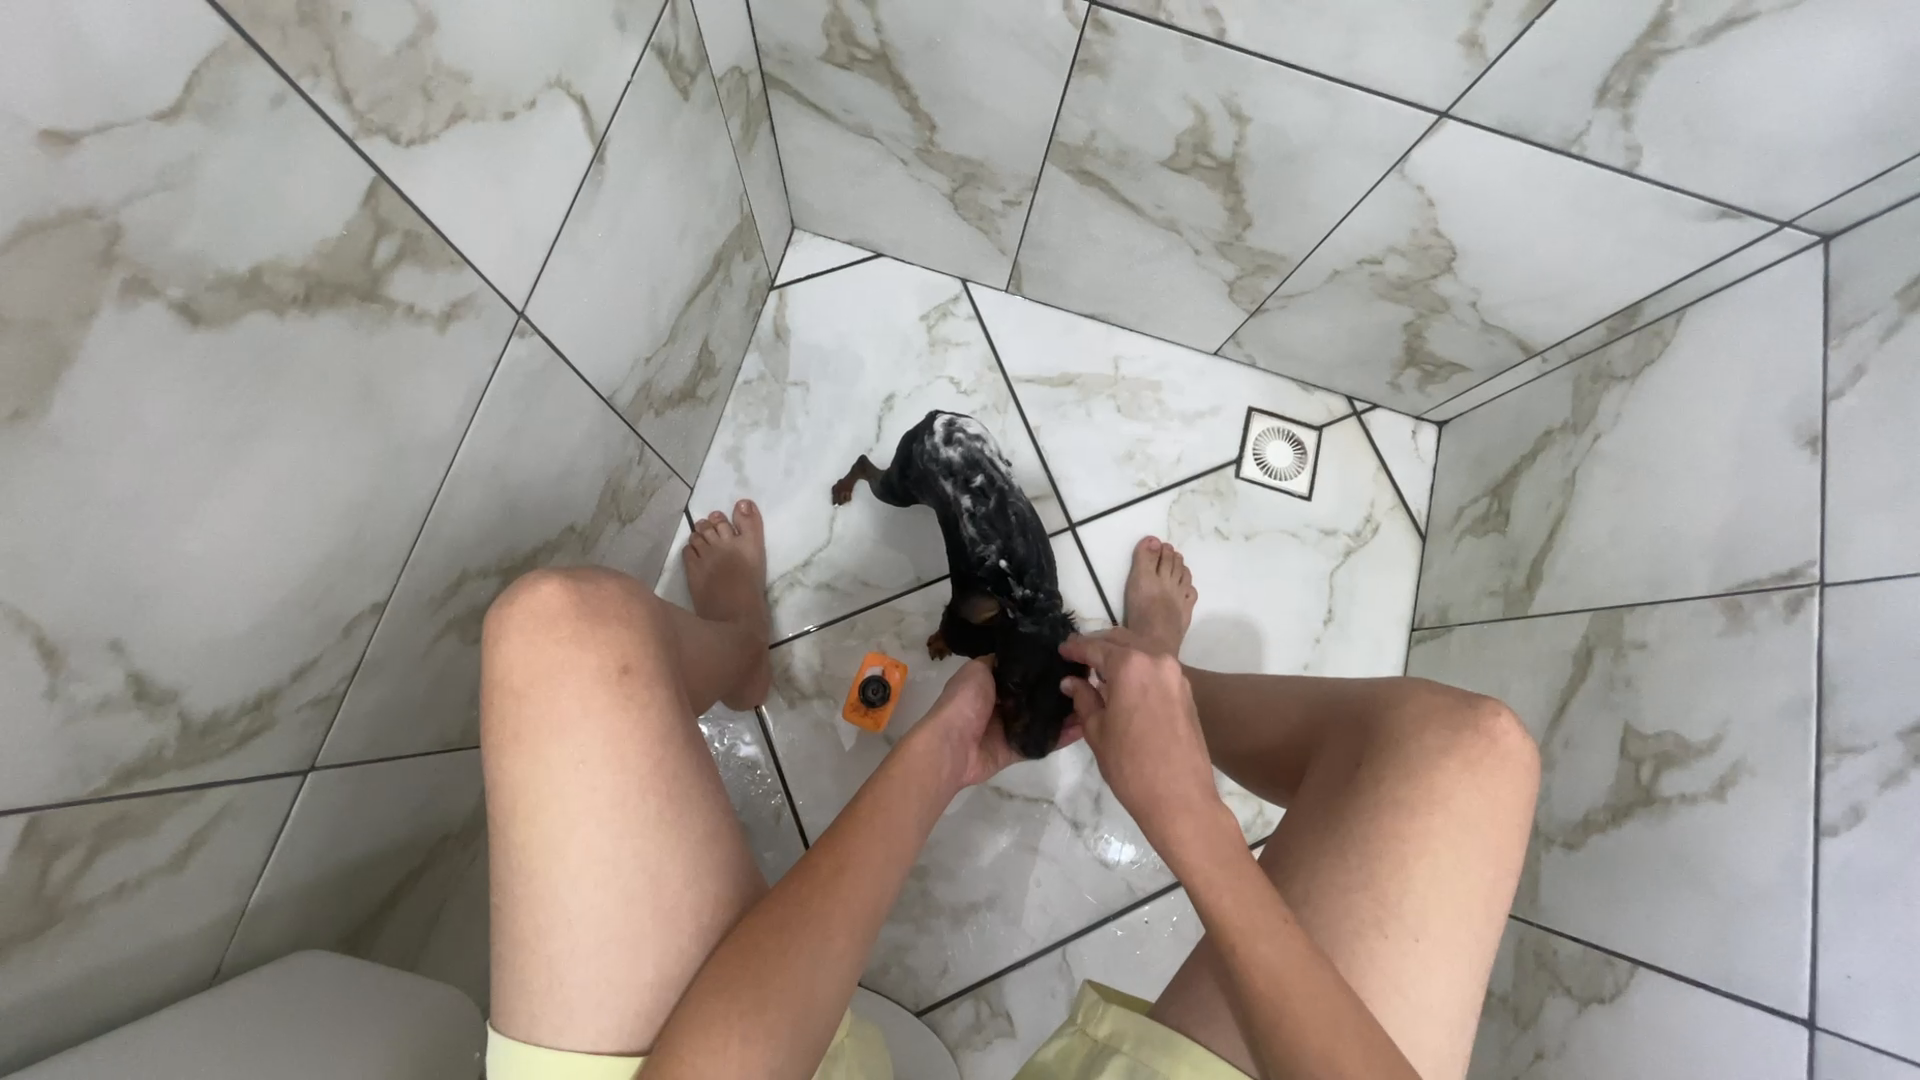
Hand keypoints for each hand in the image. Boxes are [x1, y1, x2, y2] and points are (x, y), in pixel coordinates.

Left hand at [905, 659, 1074, 791]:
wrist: (952, 744)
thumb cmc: (964, 701)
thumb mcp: (979, 668)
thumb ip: (1000, 662)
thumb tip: (1018, 653)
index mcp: (989, 683)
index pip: (1020, 673)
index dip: (1040, 667)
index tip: (1067, 659)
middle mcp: (1000, 705)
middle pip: (1033, 696)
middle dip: (1056, 690)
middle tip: (1086, 681)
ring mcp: (1008, 729)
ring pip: (1041, 720)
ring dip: (1064, 714)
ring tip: (1091, 702)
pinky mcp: (1016, 751)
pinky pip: (1042, 743)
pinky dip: (1061, 737)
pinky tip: (1083, 727)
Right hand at [1060, 630, 1228, 851]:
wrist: (1180, 798)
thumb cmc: (1130, 766)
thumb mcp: (1097, 731)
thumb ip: (1083, 698)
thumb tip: (1071, 681)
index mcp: (1130, 665)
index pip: (1096, 648)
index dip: (1075, 648)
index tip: (1061, 650)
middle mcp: (1156, 660)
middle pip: (1121, 640)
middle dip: (1098, 645)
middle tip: (1077, 656)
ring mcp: (1176, 674)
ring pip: (1141, 650)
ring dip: (1119, 654)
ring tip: (1097, 670)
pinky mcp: (1186, 691)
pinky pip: (1155, 666)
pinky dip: (1137, 667)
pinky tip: (1122, 684)